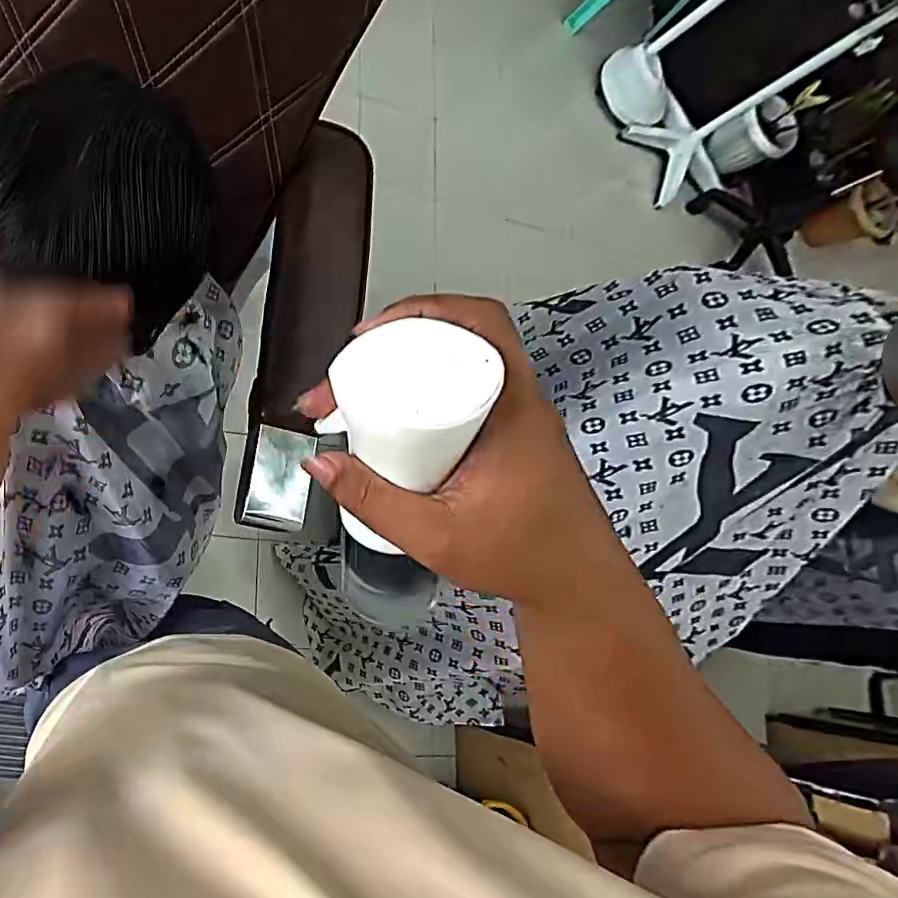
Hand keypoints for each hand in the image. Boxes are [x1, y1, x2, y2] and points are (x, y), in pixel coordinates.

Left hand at [0, 280, 128, 535]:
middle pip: (17, 332)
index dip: (57, 307)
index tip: (102, 304)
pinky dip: (56, 381)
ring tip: (118, 340)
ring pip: (26, 360)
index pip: (2, 314)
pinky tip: (91, 370)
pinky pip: (24, 386)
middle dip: (70, 326)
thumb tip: (58, 316)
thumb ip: (19, 366)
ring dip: (70, 353)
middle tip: (119, 313)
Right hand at [298, 295, 626, 608]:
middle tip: (351, 372)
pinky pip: (463, 390)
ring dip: (409, 368)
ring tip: (363, 395)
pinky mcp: (506, 434)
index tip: (371, 334)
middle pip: (457, 338)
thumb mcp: (432, 534)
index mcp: (510, 409)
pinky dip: (425, 391)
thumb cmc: (526, 557)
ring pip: (459, 364)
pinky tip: (397, 422)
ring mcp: (516, 416)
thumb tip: (324, 465)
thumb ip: (371, 499)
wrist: (574, 584)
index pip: (476, 324)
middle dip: (394, 344)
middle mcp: (519, 401)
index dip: (418, 313)